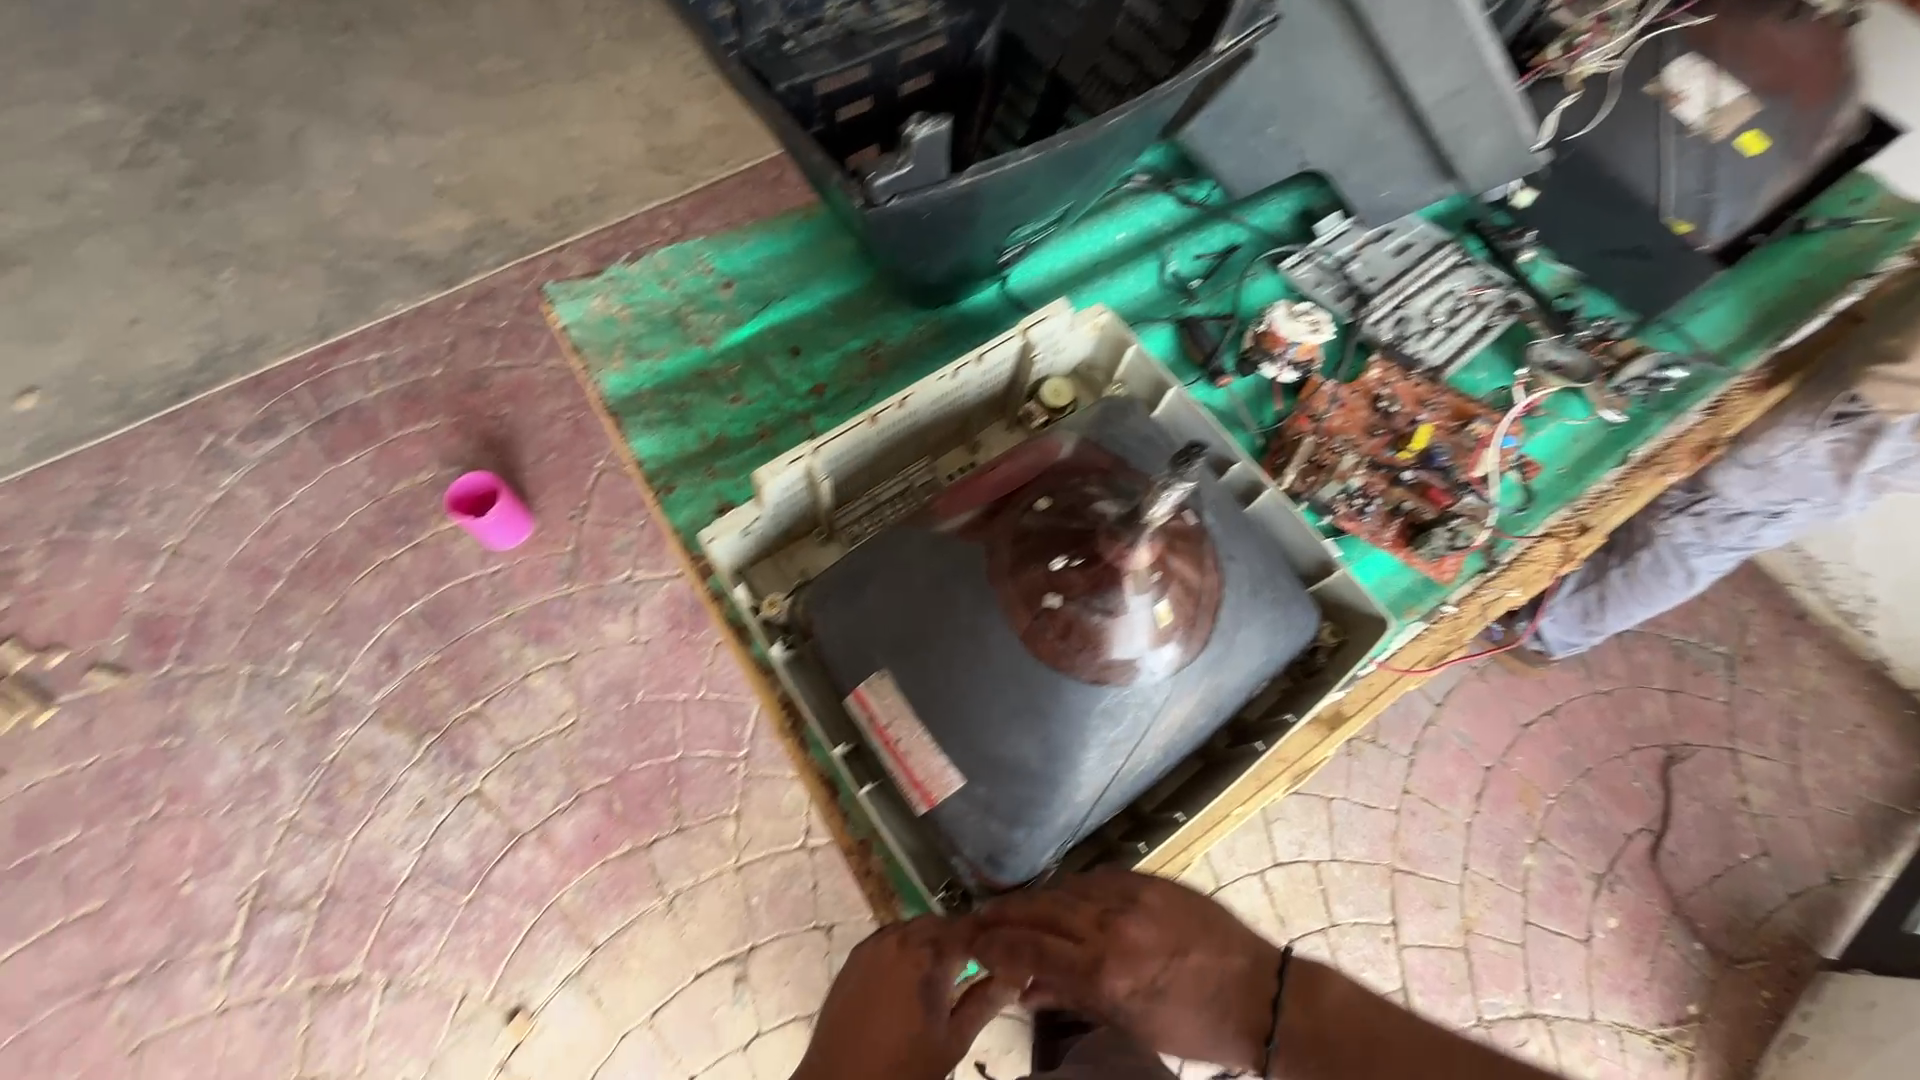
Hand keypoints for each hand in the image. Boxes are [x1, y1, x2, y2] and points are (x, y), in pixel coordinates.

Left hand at [790, 915, 1012, 1079]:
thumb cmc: (903, 1068)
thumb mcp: (953, 1040)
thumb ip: (986, 1001)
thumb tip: (1017, 975)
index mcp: (929, 955)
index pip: (972, 928)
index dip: (991, 937)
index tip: (1004, 952)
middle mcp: (900, 937)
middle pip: (942, 923)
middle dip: (961, 939)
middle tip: (975, 967)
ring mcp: (874, 944)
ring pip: (914, 926)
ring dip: (932, 940)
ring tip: (943, 973)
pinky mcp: (855, 956)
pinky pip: (889, 937)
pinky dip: (905, 946)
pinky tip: (910, 975)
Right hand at [972, 868, 1281, 1071]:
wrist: (1258, 992)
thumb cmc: (1193, 1025)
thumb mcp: (1130, 1024)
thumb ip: (1072, 997)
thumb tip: (1024, 988)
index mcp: (1105, 972)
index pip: (1030, 950)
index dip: (994, 944)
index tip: (971, 942)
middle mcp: (1111, 926)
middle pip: (1039, 911)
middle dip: (1003, 915)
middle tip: (976, 917)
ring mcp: (1130, 896)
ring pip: (1064, 889)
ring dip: (1032, 899)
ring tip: (1009, 906)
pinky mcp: (1149, 878)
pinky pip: (1095, 877)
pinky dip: (1070, 888)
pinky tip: (1058, 895)